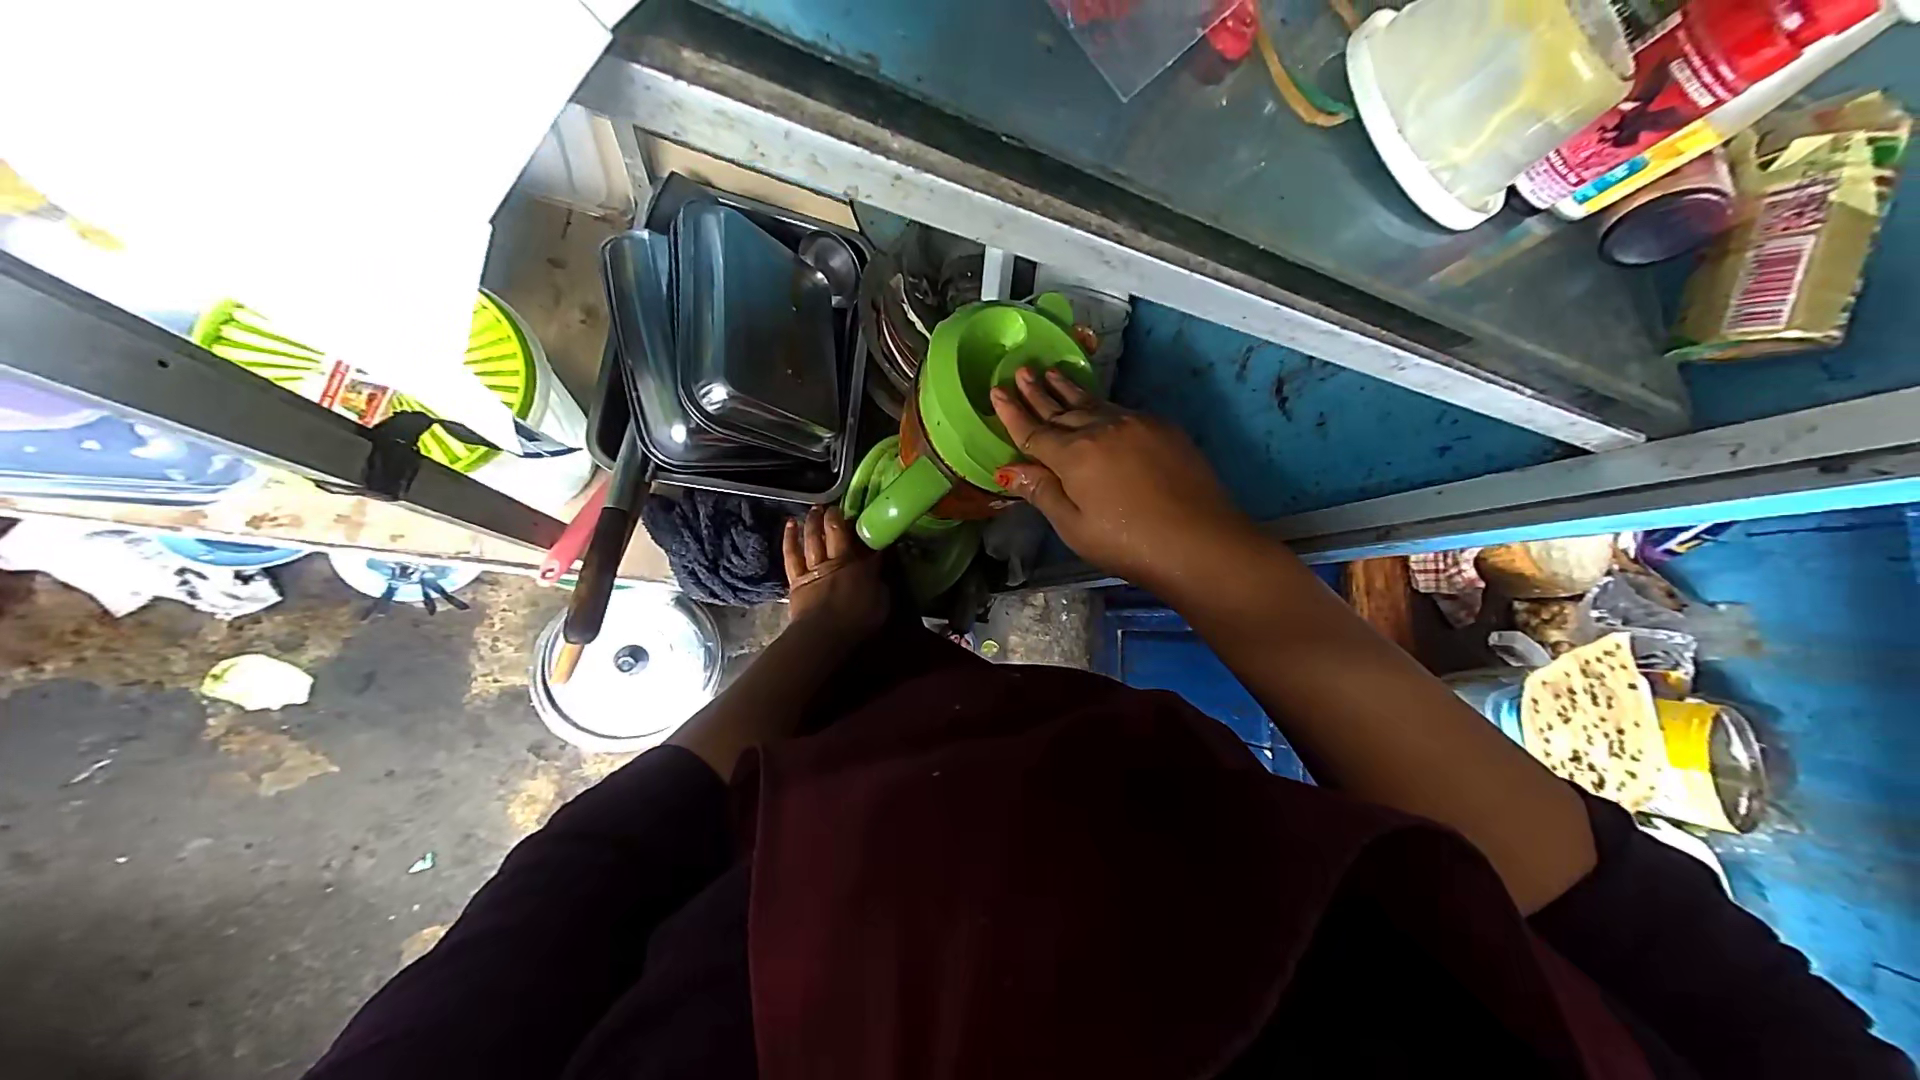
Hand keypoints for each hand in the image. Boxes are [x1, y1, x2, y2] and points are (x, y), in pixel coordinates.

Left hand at [783, 506, 887, 640]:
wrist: (822, 634)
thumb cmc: (857, 621)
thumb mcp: (881, 602)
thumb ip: (880, 582)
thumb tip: (880, 569)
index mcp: (860, 565)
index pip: (865, 541)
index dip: (867, 528)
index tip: (869, 518)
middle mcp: (837, 560)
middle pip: (835, 532)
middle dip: (836, 517)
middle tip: (837, 507)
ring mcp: (814, 567)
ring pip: (812, 537)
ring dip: (814, 521)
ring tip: (815, 508)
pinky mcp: (796, 577)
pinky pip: (792, 553)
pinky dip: (790, 537)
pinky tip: (791, 524)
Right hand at [990, 367, 1258, 589]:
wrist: (1200, 541)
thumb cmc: (1128, 544)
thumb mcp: (1074, 527)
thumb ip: (1042, 492)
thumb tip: (1008, 470)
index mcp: (1074, 456)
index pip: (1034, 431)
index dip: (1012, 412)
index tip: (997, 390)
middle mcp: (1101, 430)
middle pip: (1061, 408)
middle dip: (1038, 391)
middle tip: (1023, 370)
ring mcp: (1135, 425)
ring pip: (1092, 402)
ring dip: (1068, 389)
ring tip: (1052, 373)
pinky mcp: (1161, 428)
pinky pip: (1120, 410)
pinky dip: (1100, 404)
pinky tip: (1096, 404)